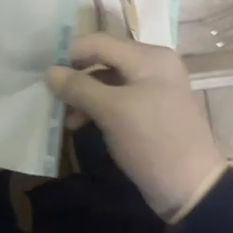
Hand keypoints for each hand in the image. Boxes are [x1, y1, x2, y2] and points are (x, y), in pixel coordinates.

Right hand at [46, 34, 228, 221]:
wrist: (191, 189)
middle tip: (50, 95)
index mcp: (150, 57)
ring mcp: (153, 88)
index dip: (70, 53)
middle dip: (76, 77)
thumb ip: (79, 87)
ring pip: (108, 81)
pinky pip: (117, 99)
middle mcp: (153, 65)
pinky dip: (97, 108)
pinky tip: (80, 124)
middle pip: (104, 60)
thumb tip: (49, 71)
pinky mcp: (150, 110)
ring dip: (84, 96)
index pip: (100, 42)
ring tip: (65, 118)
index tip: (42, 70)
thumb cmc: (152, 142)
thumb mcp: (112, 112)